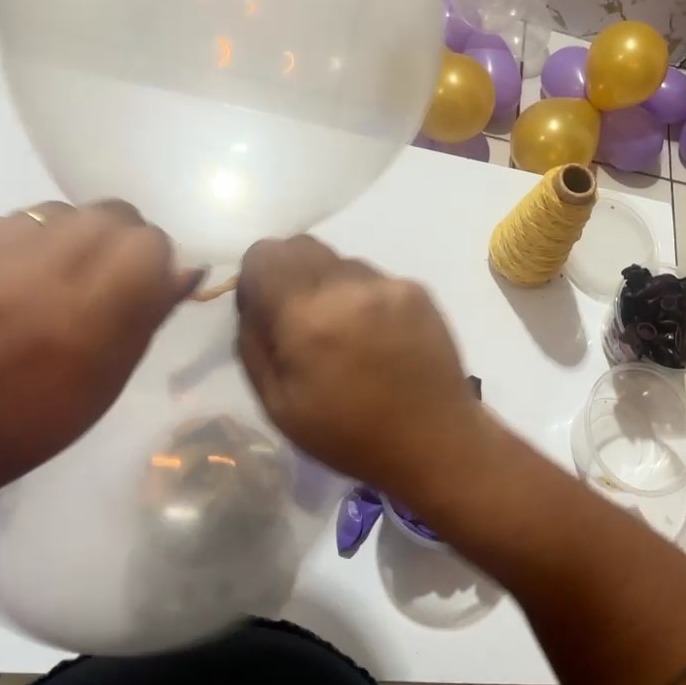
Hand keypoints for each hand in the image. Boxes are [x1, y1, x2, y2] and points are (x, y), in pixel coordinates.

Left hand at [0, 200, 196, 517]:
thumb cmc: (14, 429)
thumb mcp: (99, 387)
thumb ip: (144, 318)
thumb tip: (184, 268)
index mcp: (83, 317)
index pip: (148, 242)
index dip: (150, 262)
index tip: (136, 285)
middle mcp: (34, 272)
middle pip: (109, 214)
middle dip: (113, 241)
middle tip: (90, 279)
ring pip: (54, 214)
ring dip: (59, 242)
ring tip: (31, 286)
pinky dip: (6, 249)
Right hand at [236, 235, 485, 502]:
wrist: (435, 438)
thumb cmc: (349, 435)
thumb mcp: (278, 405)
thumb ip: (254, 342)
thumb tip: (251, 299)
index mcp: (308, 318)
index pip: (266, 254)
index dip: (255, 278)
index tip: (264, 311)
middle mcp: (350, 288)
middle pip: (301, 246)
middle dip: (288, 275)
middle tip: (299, 322)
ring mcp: (389, 284)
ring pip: (339, 261)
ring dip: (327, 285)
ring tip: (343, 334)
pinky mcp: (418, 288)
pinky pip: (373, 277)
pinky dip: (362, 296)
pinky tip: (376, 336)